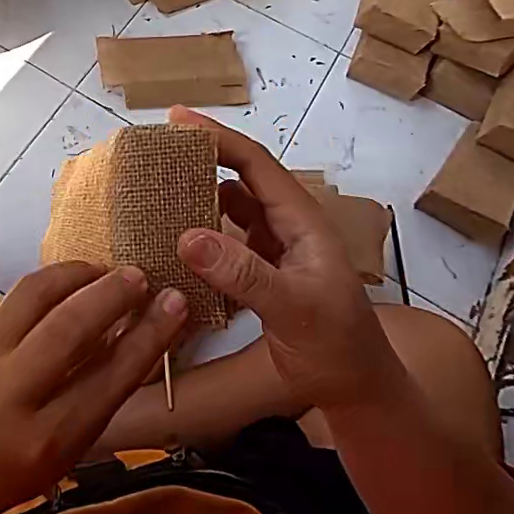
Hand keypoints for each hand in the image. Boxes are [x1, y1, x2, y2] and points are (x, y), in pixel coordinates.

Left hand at [0, 262, 188, 513]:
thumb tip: (145, 317)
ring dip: (74, 274)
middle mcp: (5, 398)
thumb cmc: (29, 458)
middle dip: (111, 294)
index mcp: (46, 438)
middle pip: (66, 328)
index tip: (174, 302)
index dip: (148, 334)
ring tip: (101, 271)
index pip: (108, 376)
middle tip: (138, 276)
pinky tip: (63, 290)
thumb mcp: (76, 440)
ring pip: (31, 294)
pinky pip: (10, 298)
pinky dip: (44, 290)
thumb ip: (107, 384)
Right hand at [168, 107, 407, 411]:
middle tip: (157, 148)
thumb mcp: (293, 309)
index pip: (255, 164)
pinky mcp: (259, 270)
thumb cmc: (338, 349)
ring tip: (156, 187)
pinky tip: (173, 236)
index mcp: (300, 221)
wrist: (357, 392)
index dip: (217, 138)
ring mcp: (272, 247)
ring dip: (197, 192)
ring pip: (229, 205)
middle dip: (201, 156)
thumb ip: (243, 273)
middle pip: (240, 176)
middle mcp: (285, 225)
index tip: (176, 120)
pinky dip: (198, 229)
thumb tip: (186, 236)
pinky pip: (223, 237)